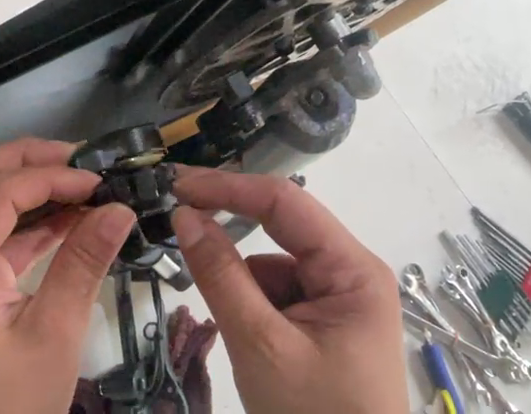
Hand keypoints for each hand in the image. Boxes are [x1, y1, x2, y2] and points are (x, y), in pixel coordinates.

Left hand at [0, 138, 137, 413]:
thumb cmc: (15, 402)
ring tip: (81, 180)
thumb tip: (120, 207)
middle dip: (27, 159)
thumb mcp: (55, 334)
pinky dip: (29, 216)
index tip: (97, 179)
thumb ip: (83, 262)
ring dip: (28, 182)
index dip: (49, 176)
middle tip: (79, 158)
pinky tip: (71, 214)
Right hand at [172, 166, 406, 413]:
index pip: (284, 202)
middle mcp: (351, 273)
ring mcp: (339, 300)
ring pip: (272, 264)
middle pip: (280, 229)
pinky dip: (251, 306)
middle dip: (231, 227)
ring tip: (238, 333)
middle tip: (177, 218)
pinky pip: (276, 294)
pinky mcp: (324, 325)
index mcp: (353, 269)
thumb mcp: (261, 347)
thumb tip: (183, 214)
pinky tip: (251, 343)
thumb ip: (221, 276)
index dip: (228, 187)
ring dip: (241, 282)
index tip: (177, 185)